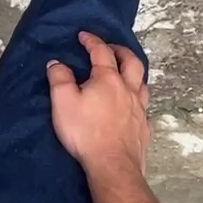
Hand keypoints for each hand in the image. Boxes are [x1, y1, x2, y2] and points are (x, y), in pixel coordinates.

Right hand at [47, 31, 150, 180]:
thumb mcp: (63, 102)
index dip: (92, 40)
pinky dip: (138, 100)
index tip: (83, 35)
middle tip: (110, 48)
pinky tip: (132, 106)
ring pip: (143, 83)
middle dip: (120, 50)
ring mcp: (140, 110)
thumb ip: (59, 78)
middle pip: (132, 62)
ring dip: (133, 73)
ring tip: (124, 73)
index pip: (101, 52)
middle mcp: (129, 90)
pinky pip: (145, 108)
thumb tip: (56, 63)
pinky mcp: (144, 128)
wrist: (113, 167)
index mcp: (108, 80)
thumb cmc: (85, 132)